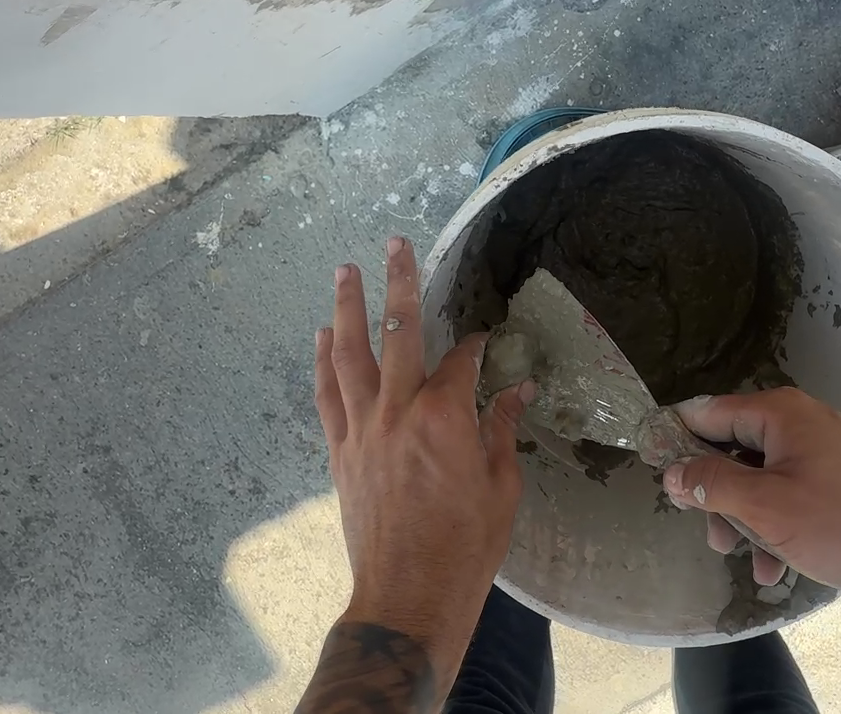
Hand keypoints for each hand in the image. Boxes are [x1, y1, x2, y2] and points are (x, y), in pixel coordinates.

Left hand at [314, 236, 533, 679]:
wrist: (408, 597)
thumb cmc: (465, 545)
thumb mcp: (501, 487)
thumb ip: (502, 428)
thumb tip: (519, 388)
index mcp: (446, 416)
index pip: (461, 359)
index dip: (475, 343)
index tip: (484, 338)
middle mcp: (399, 410)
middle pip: (399, 333)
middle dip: (399, 284)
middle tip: (394, 243)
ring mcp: (363, 428)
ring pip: (351, 355)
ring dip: (348, 309)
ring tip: (344, 271)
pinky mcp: (340, 450)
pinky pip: (327, 395)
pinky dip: (323, 362)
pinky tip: (321, 336)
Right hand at [659, 387, 840, 605]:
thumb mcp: (767, 507)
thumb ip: (714, 483)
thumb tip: (672, 472)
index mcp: (778, 412)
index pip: (708, 413)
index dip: (678, 439)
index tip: (658, 470)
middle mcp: (797, 421)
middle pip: (734, 449)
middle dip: (719, 495)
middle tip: (712, 536)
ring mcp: (821, 449)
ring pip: (761, 477)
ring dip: (747, 519)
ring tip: (747, 560)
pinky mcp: (839, 479)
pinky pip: (792, 492)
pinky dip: (777, 525)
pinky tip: (775, 567)